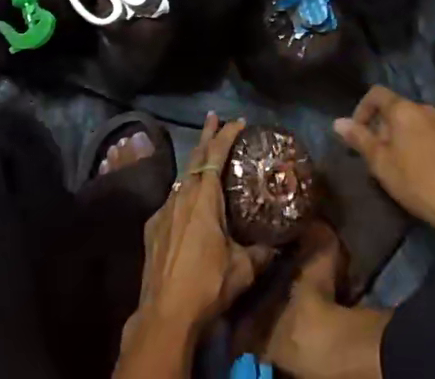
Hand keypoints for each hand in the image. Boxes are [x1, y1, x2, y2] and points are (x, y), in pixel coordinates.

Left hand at [128, 114, 275, 343]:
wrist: (164, 317)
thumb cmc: (208, 284)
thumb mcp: (244, 268)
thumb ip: (263, 251)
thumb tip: (282, 243)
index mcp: (204, 198)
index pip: (215, 155)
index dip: (226, 135)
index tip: (237, 121)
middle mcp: (181, 197)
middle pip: (194, 157)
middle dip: (206, 136)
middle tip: (213, 117)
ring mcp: (162, 212)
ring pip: (181, 178)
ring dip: (194, 164)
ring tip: (204, 158)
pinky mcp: (152, 230)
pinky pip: (171, 200)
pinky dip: (183, 191)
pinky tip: (187, 202)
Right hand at [334, 86, 434, 236]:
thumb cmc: (416, 182)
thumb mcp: (381, 163)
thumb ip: (359, 139)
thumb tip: (338, 122)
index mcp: (404, 110)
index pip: (377, 93)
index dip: (362, 109)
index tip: (357, 133)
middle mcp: (427, 109)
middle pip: (398, 109)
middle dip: (384, 127)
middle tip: (379, 157)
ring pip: (418, 122)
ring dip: (405, 136)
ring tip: (403, 165)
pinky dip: (426, 144)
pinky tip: (428, 170)